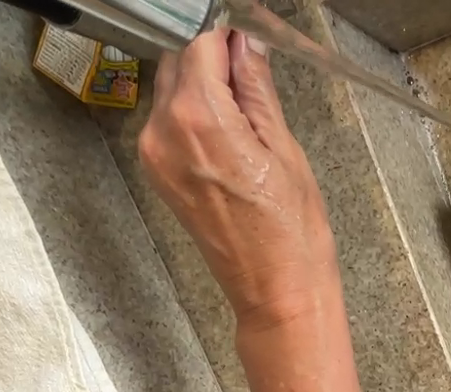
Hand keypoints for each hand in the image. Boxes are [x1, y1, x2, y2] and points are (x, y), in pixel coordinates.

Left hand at [139, 29, 337, 326]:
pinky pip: (170, 127)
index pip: (202, 46)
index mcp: (201, 118)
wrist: (279, 292)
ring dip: (204, 94)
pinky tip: (232, 146)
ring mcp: (157, 156)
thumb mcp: (286, 152)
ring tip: (249, 127)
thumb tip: (247, 48)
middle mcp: (165, 131)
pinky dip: (196, 122)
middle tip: (255, 87)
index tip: (249, 43)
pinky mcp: (160, 176)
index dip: (228, 40)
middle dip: (214, 66)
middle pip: (179, 65)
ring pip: (171, 94)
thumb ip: (257, 93)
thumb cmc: (293, 235)